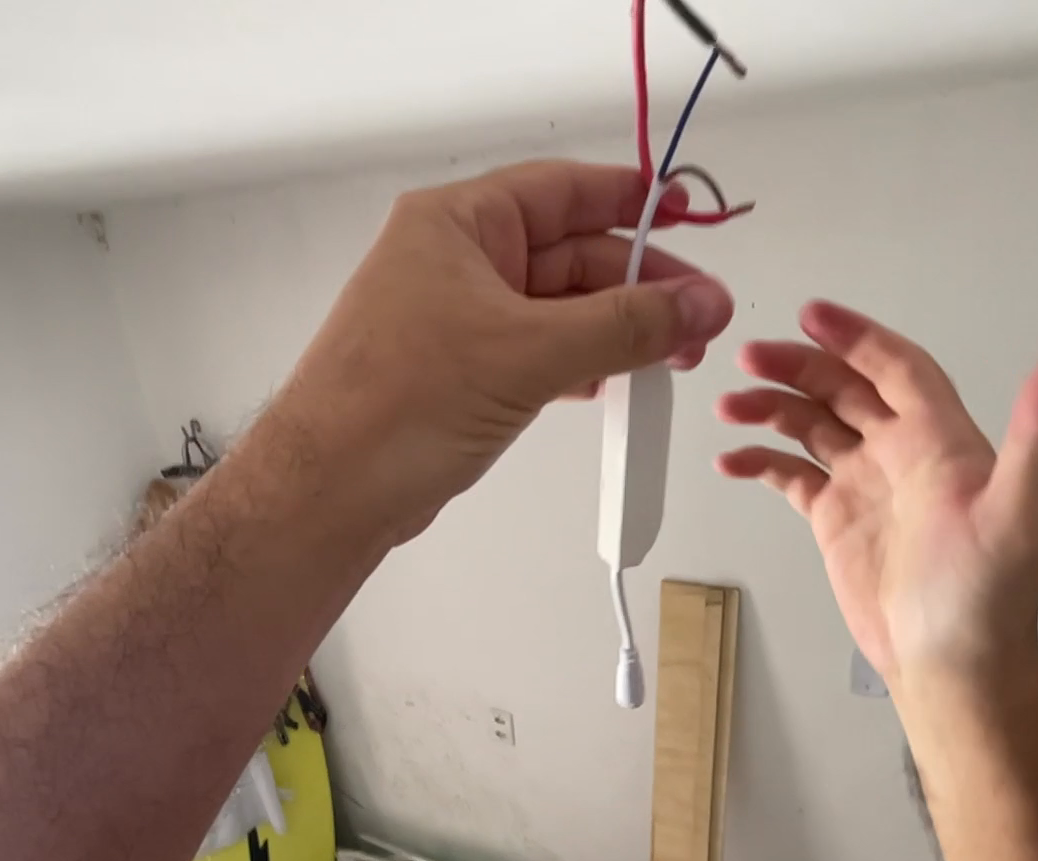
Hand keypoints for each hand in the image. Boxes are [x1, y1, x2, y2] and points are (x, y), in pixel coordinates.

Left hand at [271, 160, 733, 542]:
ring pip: (560, 311)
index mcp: (459, 224)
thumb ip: (624, 326)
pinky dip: (583, 366)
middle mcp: (459, 263)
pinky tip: (620, 384)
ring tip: (677, 356)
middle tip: (701, 321)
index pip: (564, 192)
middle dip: (640, 287)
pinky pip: (541, 354)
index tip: (689, 221)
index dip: (632, 202)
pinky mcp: (466, 373)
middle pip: (572, 257)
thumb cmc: (403, 405)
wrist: (334, 491)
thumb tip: (703, 304)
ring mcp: (462, 321)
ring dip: (618, 332)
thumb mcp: (527, 353)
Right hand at [717, 301, 1037, 691]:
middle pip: (841, 389)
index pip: (895, 368)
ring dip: (770, 410)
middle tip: (747, 358)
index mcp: (941, 439)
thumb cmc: (983, 592)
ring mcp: (863, 482)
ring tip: (729, 408)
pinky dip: (760, 462)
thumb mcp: (1023, 510)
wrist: (947, 661)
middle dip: (796, 367)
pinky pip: (791, 475)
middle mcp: (899, 450)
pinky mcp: (833, 516)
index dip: (855, 337)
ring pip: (810, 426)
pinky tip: (730, 462)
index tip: (807, 315)